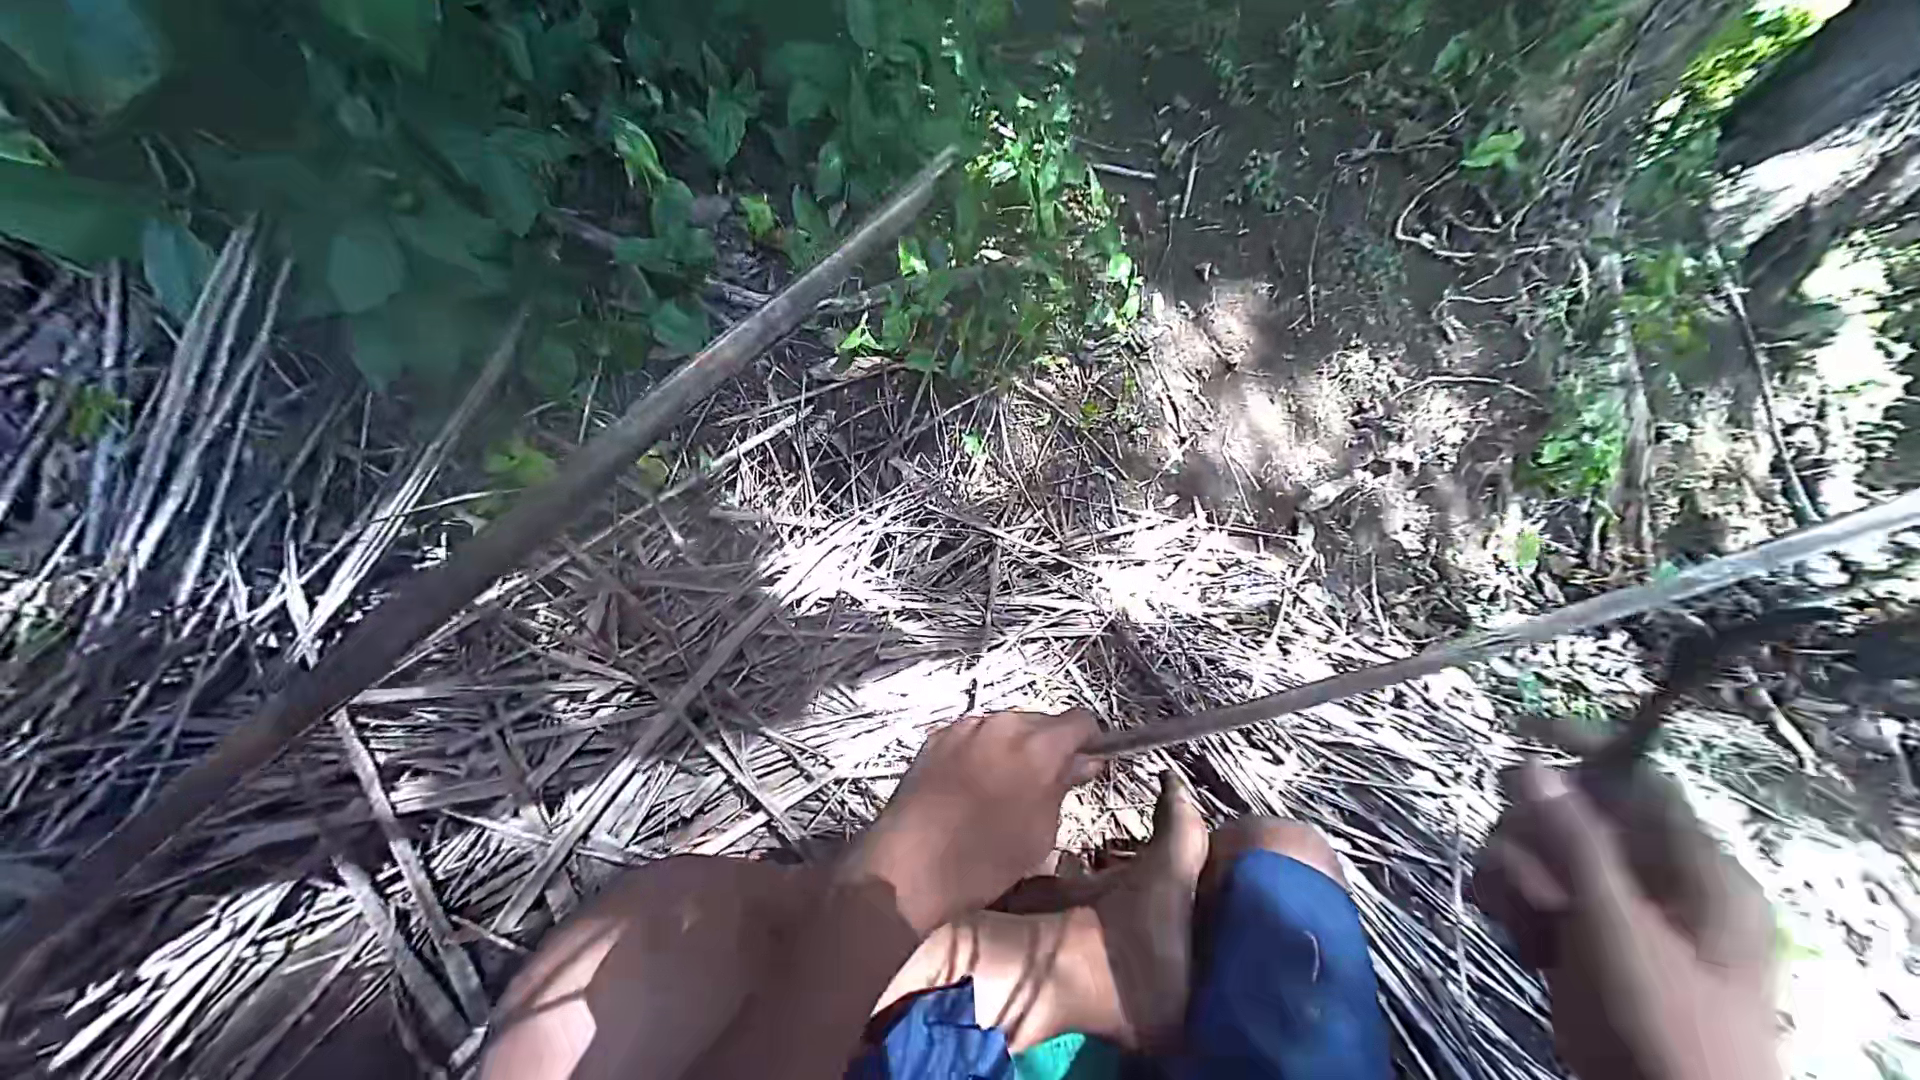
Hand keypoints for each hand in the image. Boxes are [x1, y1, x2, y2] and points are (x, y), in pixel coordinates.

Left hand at [839, 709, 1099, 935]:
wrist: (907, 864)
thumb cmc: (984, 859)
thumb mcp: (1040, 832)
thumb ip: (1064, 786)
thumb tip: (1083, 762)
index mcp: (1037, 745)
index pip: (1080, 720)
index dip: (1088, 741)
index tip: (1085, 764)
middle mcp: (1002, 724)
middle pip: (1042, 721)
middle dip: (1050, 746)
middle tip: (1045, 785)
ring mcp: (966, 726)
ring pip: (1006, 727)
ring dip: (1015, 748)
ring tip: (1004, 788)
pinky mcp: (938, 736)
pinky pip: (975, 735)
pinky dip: (983, 751)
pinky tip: (973, 785)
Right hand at [1473, 763, 1778, 1079]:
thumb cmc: (1663, 1018)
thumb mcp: (1618, 926)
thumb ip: (1574, 842)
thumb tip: (1530, 766)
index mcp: (1695, 869)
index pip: (1638, 779)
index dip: (1584, 749)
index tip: (1522, 730)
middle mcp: (1650, 874)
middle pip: (1565, 811)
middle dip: (1531, 838)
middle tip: (1536, 882)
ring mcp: (1608, 900)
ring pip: (1532, 844)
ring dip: (1513, 874)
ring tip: (1528, 920)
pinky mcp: (1572, 922)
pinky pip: (1519, 879)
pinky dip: (1508, 900)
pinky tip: (1521, 935)